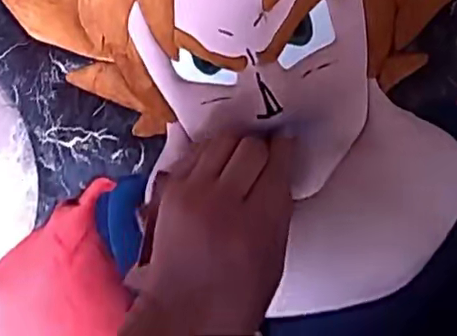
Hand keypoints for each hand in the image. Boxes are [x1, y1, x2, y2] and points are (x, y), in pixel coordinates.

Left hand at [121, 131, 295, 334]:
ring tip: (239, 160)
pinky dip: (211, 153)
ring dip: (236, 146)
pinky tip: (217, 165)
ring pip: (225, 139)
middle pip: (252, 146)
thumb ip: (280, 207)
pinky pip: (199, 150)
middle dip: (262, 149)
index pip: (277, 160)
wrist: (180, 319)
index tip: (285, 144)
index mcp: (257, 224)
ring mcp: (193, 194)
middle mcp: (223, 203)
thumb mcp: (274, 257)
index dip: (284, 148)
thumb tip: (282, 164)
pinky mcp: (171, 190)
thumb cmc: (233, 298)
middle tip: (263, 158)